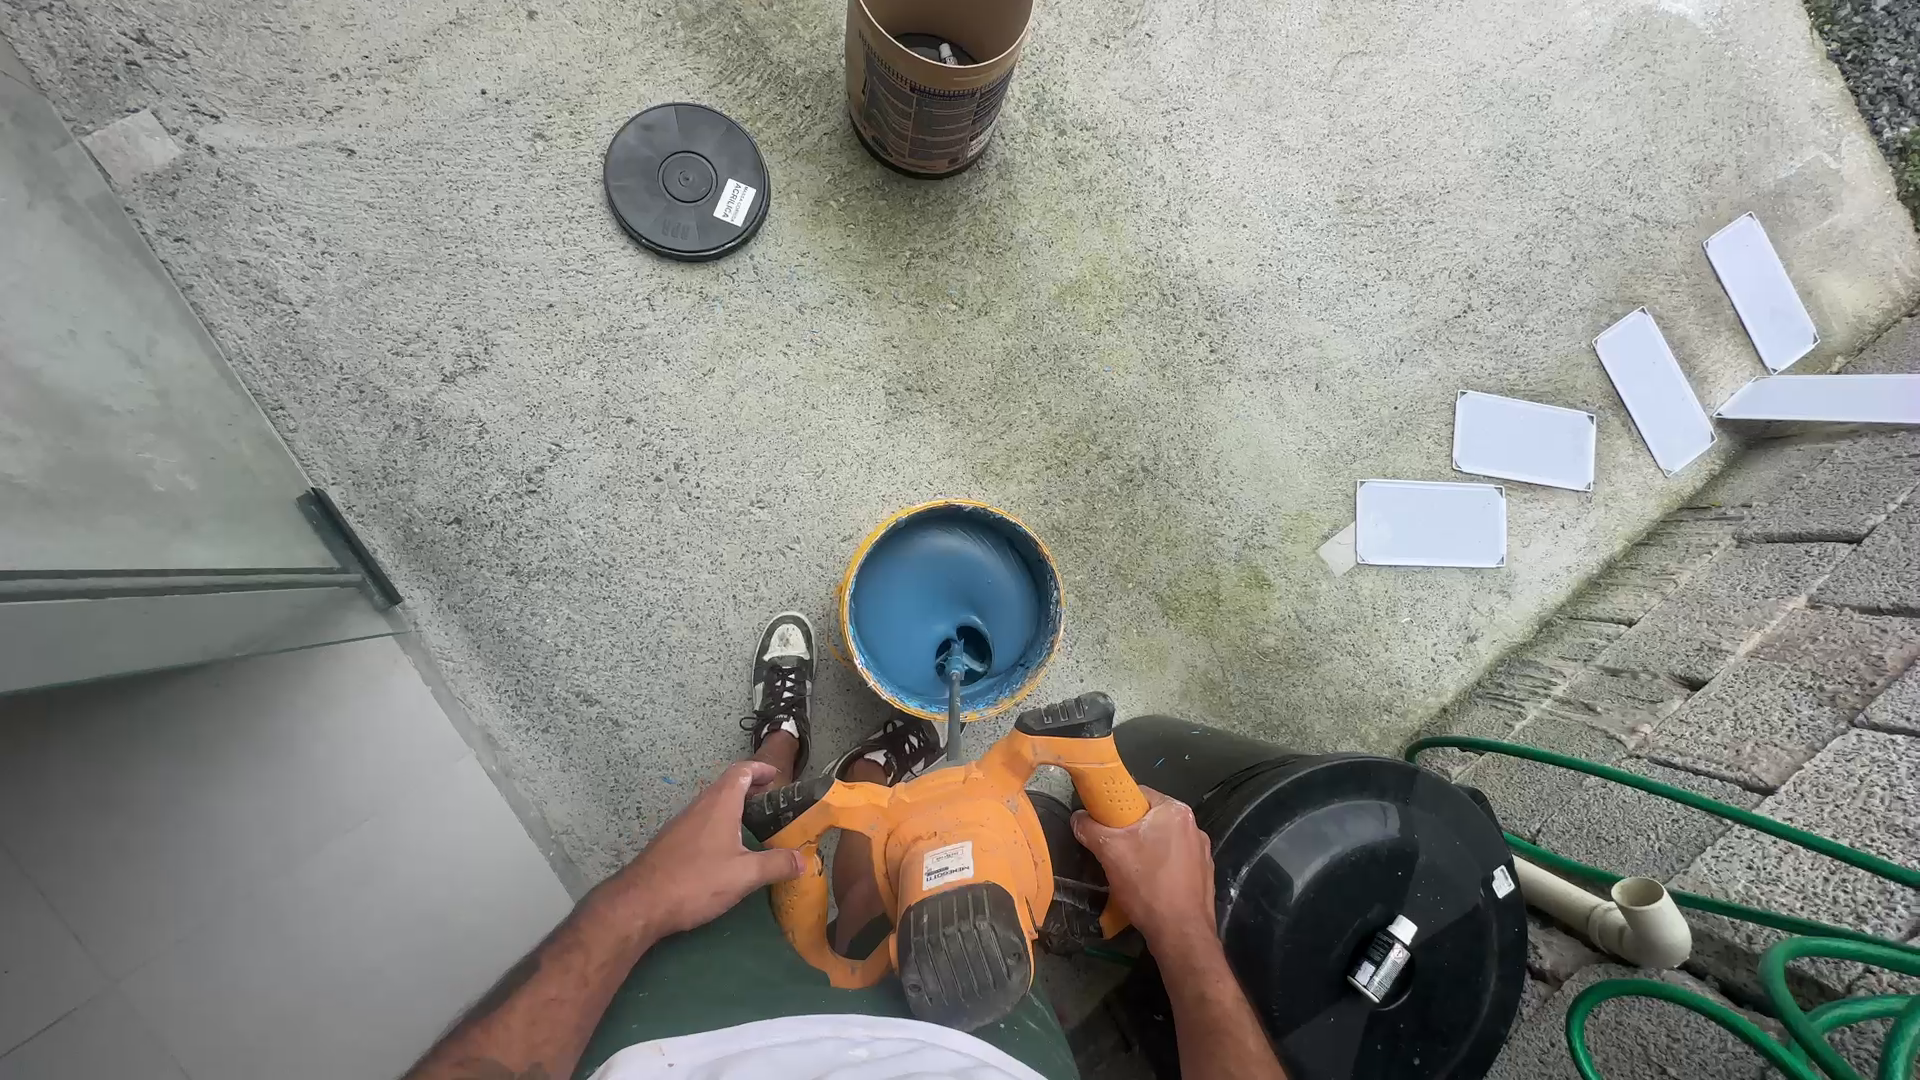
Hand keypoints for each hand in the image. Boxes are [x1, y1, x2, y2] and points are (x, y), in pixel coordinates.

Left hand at [602, 761, 805, 938]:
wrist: (639, 904)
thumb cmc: (695, 881)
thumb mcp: (744, 875)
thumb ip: (775, 865)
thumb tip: (802, 861)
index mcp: (720, 804)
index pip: (742, 771)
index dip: (760, 769)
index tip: (777, 776)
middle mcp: (699, 806)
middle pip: (727, 785)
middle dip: (750, 788)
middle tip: (770, 802)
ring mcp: (681, 824)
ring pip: (712, 804)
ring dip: (733, 806)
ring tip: (752, 824)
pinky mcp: (670, 842)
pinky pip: (701, 820)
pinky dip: (719, 822)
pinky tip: (724, 848)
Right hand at [1072, 787, 1214, 948]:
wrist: (1182, 936)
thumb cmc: (1147, 886)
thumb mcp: (1110, 852)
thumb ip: (1090, 828)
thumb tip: (1078, 818)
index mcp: (1175, 811)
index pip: (1138, 793)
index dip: (1116, 804)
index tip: (1102, 819)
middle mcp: (1193, 826)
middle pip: (1150, 818)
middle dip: (1129, 830)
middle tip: (1112, 846)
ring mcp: (1202, 852)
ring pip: (1162, 840)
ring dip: (1144, 849)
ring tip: (1128, 869)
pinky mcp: (1204, 875)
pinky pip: (1175, 861)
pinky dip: (1160, 867)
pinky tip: (1148, 885)